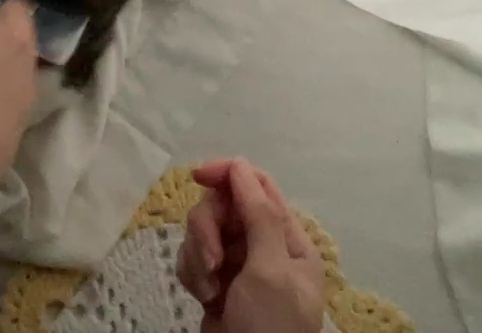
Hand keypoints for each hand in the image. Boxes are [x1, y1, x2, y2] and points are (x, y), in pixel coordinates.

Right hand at [176, 159, 326, 332]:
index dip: (228, 174)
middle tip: (211, 259)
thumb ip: (259, 216)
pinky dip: (192, 273)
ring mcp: (239, 265)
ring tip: (208, 290)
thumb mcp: (270, 272)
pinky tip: (203, 299)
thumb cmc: (270, 329)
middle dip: (208, 228)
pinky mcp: (216, 281)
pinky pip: (192, 256)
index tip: (198, 177)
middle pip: (223, 206)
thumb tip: (241, 165)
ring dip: (198, 256)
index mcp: (289, 241)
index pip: (258, 185)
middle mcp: (265, 247)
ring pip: (203, 229)